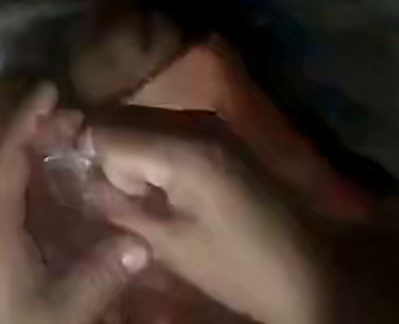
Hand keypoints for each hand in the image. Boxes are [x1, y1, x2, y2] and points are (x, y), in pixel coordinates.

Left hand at [0, 83, 152, 323]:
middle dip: (41, 131)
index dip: (29, 115)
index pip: (11, 150)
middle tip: (77, 116)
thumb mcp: (61, 310)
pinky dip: (38, 184)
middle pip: (12, 156)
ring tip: (74, 141)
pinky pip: (16, 200)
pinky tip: (63, 189)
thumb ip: (100, 275)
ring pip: (13, 177)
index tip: (50, 86)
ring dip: (40, 156)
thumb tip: (142, 243)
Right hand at [84, 114, 329, 323]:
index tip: (112, 202)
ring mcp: (205, 121)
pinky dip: (151, 152)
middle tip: (129, 201)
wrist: (321, 277)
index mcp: (180, 149)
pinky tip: (168, 187)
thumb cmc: (244, 269)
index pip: (104, 135)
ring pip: (137, 122)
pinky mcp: (215, 130)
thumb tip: (76, 186)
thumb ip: (120, 210)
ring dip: (131, 154)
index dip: (99, 169)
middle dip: (112, 158)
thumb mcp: (176, 249)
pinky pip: (160, 128)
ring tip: (149, 196)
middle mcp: (189, 120)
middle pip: (118, 121)